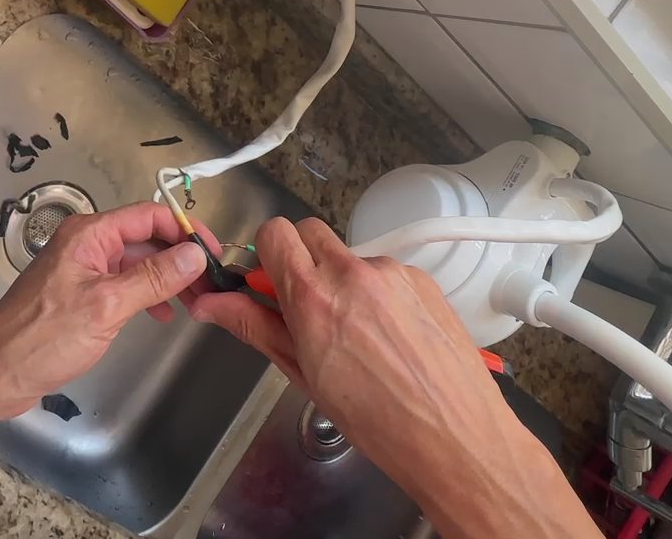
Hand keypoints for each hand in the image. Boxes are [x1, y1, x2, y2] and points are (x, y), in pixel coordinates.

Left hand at [0, 201, 217, 420]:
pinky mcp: (81, 294)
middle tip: (210, 285)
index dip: (184, 230)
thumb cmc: (44, 336)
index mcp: (90, 233)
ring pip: (136, 262)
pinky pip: (123, 283)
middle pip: (144, 238)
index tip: (213, 253)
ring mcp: (84, 268)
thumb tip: (194, 253)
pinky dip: (147, 295)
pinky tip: (163, 316)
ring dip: (166, 278)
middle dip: (179, 258)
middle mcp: (87, 243)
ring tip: (195, 302)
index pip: (148, 216)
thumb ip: (153, 278)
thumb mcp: (106, 306)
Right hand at [188, 218, 595, 538]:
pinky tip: (393, 334)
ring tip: (362, 333)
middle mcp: (350, 273)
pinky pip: (385, 270)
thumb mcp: (303, 375)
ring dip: (344, 279)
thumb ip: (255, 326)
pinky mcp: (421, 277)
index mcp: (312, 297)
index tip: (272, 279)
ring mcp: (390, 272)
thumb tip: (212, 304)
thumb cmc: (378, 422)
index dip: (268, 253)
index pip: (273, 232)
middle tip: (311, 302)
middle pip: (308, 231)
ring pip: (348, 254)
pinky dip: (380, 292)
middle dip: (302, 258)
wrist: (459, 440)